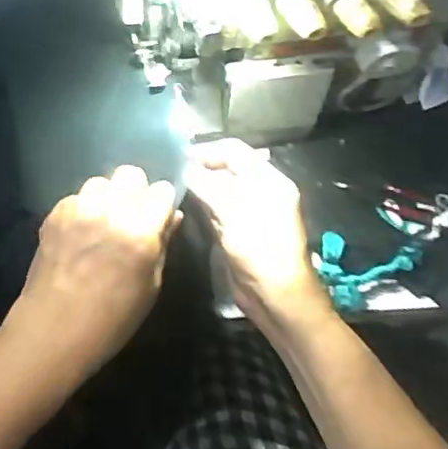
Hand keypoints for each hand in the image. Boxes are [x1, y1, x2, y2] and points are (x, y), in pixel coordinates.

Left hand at [2, 165, 180, 380]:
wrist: (54, 325)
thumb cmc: (112, 317)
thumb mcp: (150, 287)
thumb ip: (162, 244)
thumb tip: (172, 216)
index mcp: (139, 229)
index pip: (161, 191)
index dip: (163, 203)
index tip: (160, 217)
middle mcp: (108, 208)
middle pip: (130, 174)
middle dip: (137, 191)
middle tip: (134, 217)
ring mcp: (78, 206)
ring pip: (101, 182)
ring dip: (108, 197)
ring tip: (104, 224)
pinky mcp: (55, 211)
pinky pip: (77, 198)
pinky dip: (84, 209)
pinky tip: (81, 235)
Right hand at [184, 141, 333, 335]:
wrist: (276, 298)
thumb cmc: (259, 248)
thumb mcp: (231, 210)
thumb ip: (205, 183)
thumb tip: (182, 165)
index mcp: (269, 180)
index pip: (234, 150)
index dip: (207, 150)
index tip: (178, 155)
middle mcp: (260, 190)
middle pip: (225, 166)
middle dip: (199, 166)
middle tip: (171, 168)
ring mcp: (248, 209)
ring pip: (217, 186)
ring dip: (197, 183)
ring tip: (171, 181)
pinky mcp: (236, 227)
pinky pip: (214, 205)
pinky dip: (199, 200)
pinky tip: (183, 200)